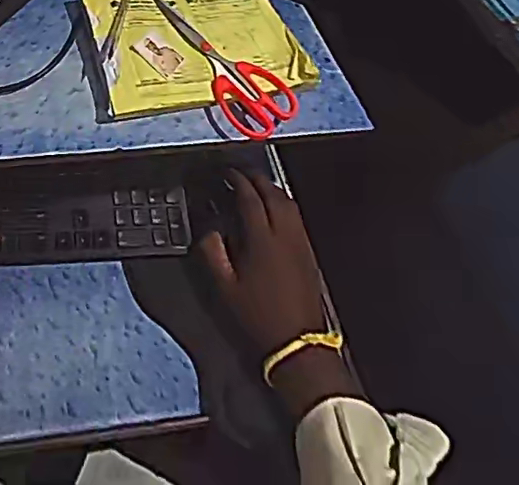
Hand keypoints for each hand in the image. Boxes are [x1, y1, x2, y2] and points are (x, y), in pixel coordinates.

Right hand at [196, 169, 357, 413]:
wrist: (298, 345)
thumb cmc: (257, 315)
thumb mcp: (223, 285)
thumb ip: (212, 251)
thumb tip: (209, 228)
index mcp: (262, 240)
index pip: (250, 198)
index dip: (237, 181)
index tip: (227, 174)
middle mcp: (285, 236)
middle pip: (274, 195)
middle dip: (256, 179)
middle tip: (240, 173)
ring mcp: (301, 245)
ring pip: (289, 205)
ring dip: (272, 189)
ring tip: (257, 185)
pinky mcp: (309, 254)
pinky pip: (297, 218)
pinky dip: (284, 204)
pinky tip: (274, 209)